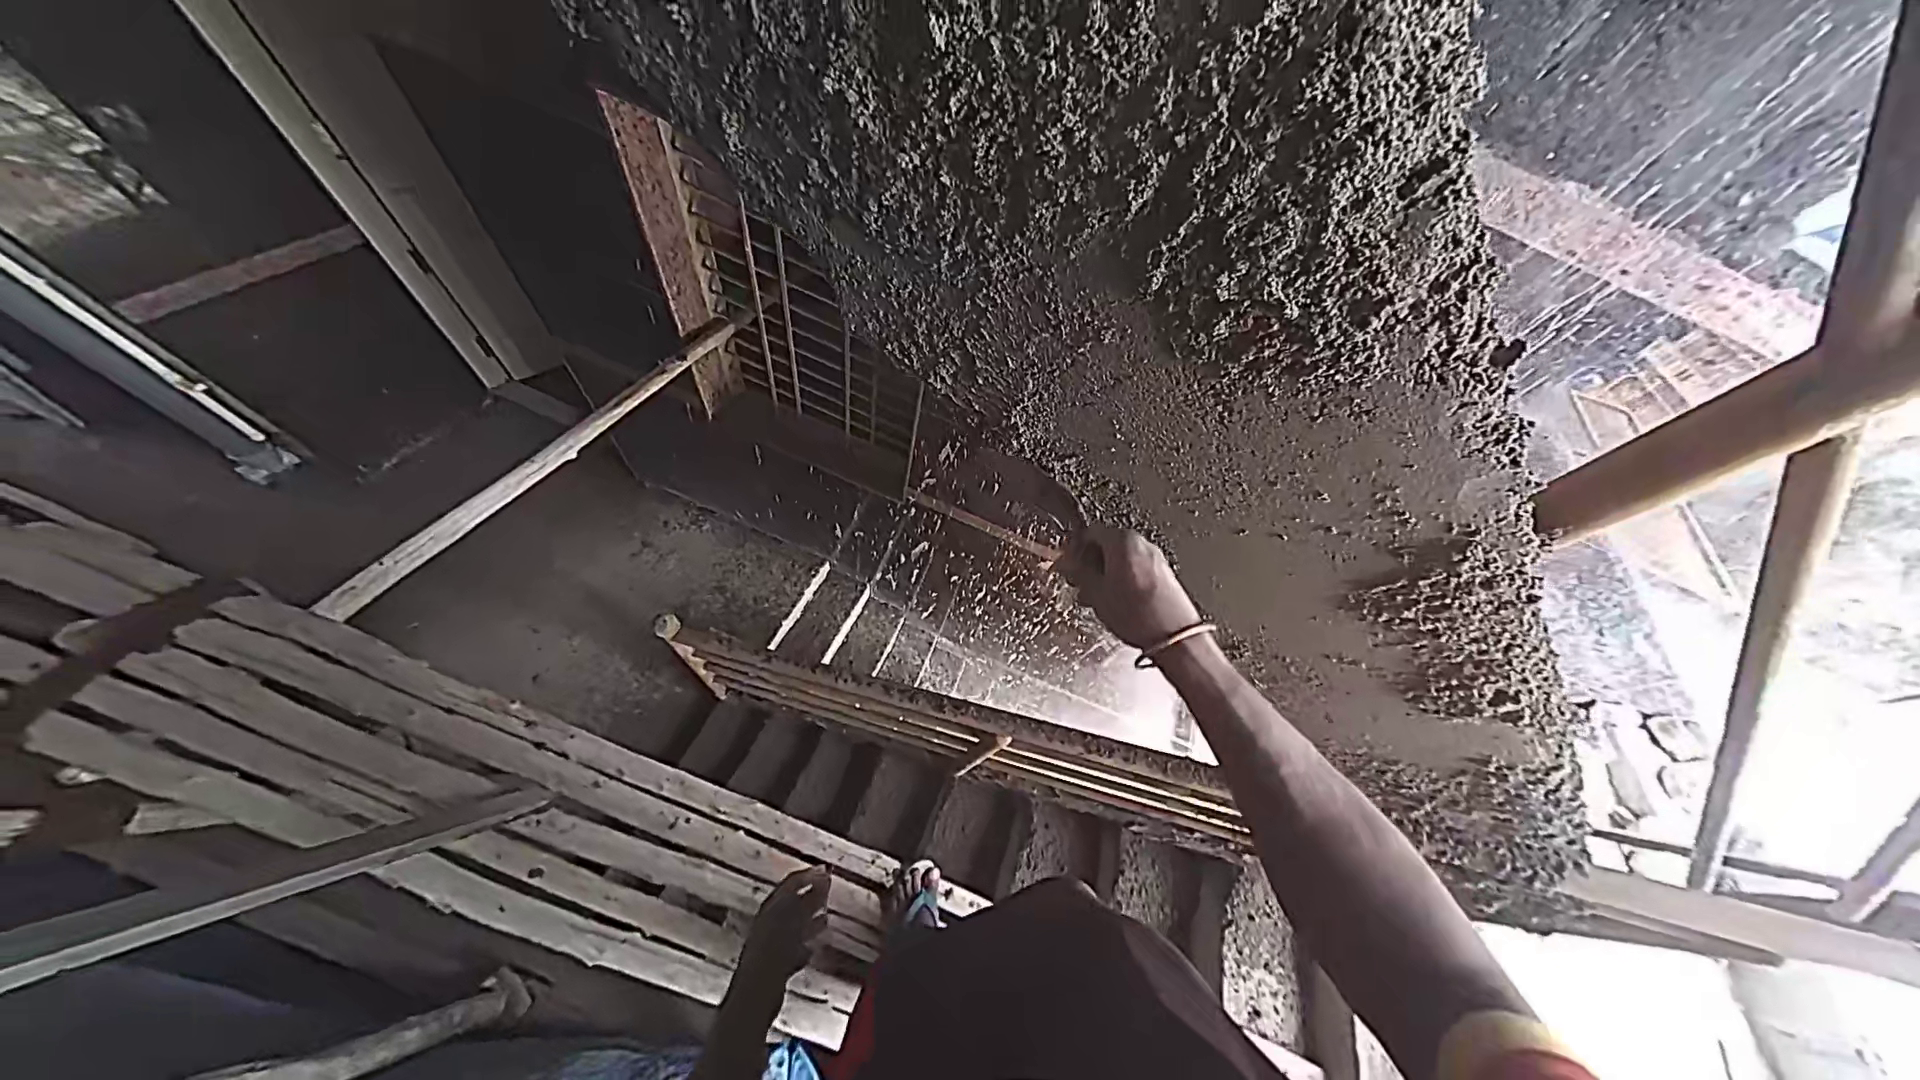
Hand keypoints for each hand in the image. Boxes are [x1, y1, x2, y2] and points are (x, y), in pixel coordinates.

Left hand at [736, 866, 830, 983]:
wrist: (755, 1000)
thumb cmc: (771, 958)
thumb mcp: (793, 923)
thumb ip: (807, 901)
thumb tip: (821, 880)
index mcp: (769, 911)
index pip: (791, 884)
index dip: (809, 875)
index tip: (826, 870)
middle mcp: (767, 925)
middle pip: (792, 903)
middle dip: (811, 894)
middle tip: (829, 887)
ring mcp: (769, 946)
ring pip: (793, 925)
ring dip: (809, 918)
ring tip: (826, 914)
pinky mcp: (773, 967)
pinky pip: (793, 947)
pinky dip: (804, 943)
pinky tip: (813, 948)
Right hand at [1059, 525, 1203, 650]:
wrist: (1174, 637)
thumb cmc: (1138, 615)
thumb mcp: (1095, 593)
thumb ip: (1079, 573)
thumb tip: (1070, 565)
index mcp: (1122, 541)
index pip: (1090, 532)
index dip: (1074, 549)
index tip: (1067, 563)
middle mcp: (1142, 544)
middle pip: (1107, 544)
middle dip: (1090, 562)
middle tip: (1078, 580)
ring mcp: (1156, 559)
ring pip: (1122, 558)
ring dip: (1105, 572)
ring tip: (1095, 595)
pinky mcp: (1164, 575)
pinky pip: (1136, 569)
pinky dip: (1122, 578)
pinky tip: (1116, 600)